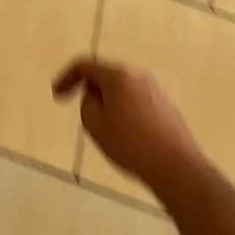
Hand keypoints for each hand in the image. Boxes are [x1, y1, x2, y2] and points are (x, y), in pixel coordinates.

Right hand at [53, 58, 205, 192]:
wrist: (178, 168)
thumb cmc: (130, 145)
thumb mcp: (94, 125)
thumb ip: (87, 103)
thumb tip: (96, 98)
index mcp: (117, 77)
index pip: (84, 66)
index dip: (66, 78)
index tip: (57, 95)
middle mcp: (137, 77)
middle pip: (106, 76)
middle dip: (91, 91)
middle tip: (83, 111)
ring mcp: (156, 91)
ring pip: (123, 90)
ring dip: (110, 102)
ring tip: (107, 127)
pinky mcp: (167, 107)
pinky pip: (137, 102)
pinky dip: (126, 111)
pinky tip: (128, 134)